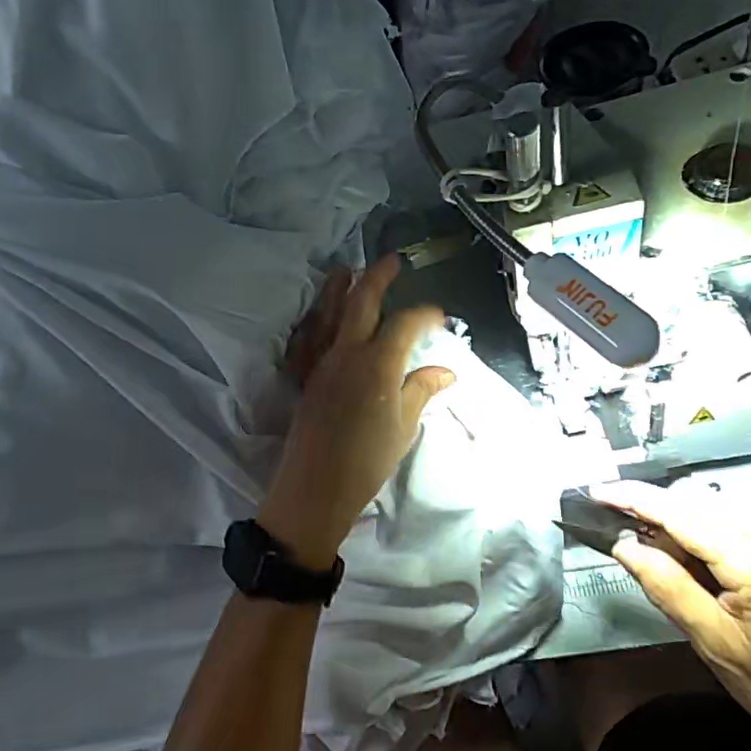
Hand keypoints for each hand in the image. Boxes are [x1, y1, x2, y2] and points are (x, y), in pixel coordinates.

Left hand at [259, 255, 453, 569]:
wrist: (316, 490)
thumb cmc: (367, 461)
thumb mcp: (404, 427)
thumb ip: (421, 391)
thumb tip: (445, 371)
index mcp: (378, 364)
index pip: (405, 324)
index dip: (426, 314)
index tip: (441, 315)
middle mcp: (347, 353)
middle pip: (361, 303)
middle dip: (378, 277)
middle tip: (392, 261)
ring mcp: (321, 363)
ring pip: (328, 313)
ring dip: (339, 288)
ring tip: (347, 270)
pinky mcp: (305, 377)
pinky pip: (308, 337)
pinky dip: (316, 319)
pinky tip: (319, 315)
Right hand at [591, 481, 750, 750]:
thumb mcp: (718, 646)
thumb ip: (668, 587)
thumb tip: (625, 545)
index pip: (682, 513)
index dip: (634, 498)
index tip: (595, 490)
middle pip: (698, 508)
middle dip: (653, 516)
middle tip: (613, 535)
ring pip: (715, 519)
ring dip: (677, 531)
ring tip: (646, 555)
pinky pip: (734, 533)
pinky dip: (702, 542)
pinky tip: (686, 565)